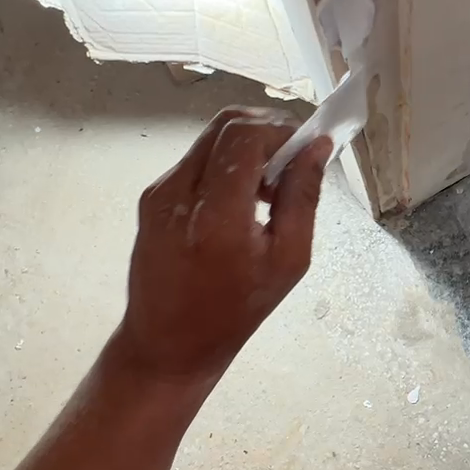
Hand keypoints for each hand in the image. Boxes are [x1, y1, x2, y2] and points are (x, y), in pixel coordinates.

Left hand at [109, 107, 331, 384]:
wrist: (167, 344)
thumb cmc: (236, 311)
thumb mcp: (288, 260)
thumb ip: (303, 197)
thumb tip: (318, 147)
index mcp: (216, 216)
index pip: (246, 136)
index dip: (282, 129)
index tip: (307, 148)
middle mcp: (179, 193)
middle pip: (226, 124)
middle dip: (267, 129)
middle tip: (292, 161)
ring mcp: (159, 192)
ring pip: (211, 138)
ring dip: (248, 146)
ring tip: (270, 186)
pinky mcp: (152, 197)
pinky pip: (197, 159)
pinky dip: (227, 162)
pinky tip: (243, 198)